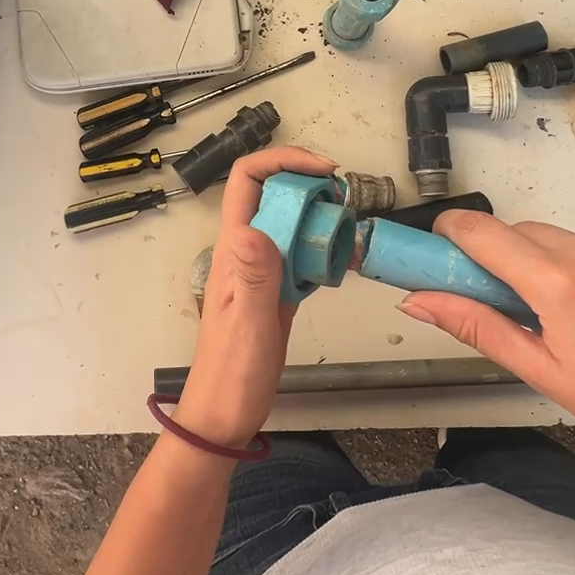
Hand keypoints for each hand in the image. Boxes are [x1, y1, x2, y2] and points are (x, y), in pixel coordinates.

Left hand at [172, 147, 335, 448]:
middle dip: (309, 183)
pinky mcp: (277, 288)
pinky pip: (301, 254)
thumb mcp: (247, 323)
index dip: (283, 161)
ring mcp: (262, 268)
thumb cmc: (231, 373)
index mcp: (233, 248)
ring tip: (348, 227)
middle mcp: (246, 249)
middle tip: (343, 200)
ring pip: (290, 222)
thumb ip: (253, 277)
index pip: (247, 180)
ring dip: (319, 215)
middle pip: (274, 193)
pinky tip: (342, 261)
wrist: (225, 413)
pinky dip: (323, 249)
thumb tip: (250, 229)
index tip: (324, 170)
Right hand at [398, 211, 574, 496]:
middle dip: (503, 258)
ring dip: (554, 267)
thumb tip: (419, 301)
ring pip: (569, 242)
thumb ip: (480, 328)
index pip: (481, 232)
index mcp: (564, 285)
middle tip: (505, 303)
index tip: (437, 250)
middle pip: (524, 234)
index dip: (449, 233)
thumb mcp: (552, 379)